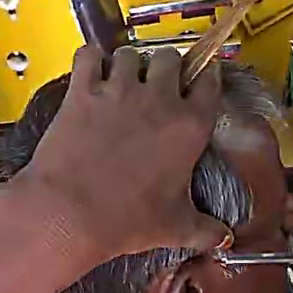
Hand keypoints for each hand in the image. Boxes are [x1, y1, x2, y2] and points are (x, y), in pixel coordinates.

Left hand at [4, 45, 228, 268]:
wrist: (71, 212)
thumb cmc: (126, 219)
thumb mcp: (174, 227)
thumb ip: (204, 229)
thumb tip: (221, 239)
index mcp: (189, 126)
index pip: (209, 84)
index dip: (206, 78)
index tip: (202, 78)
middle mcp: (158, 99)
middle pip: (170, 58)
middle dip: (165, 67)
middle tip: (156, 83)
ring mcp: (118, 90)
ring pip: (130, 54)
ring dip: (128, 63)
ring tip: (121, 78)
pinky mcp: (82, 91)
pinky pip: (89, 55)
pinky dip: (90, 58)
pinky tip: (90, 69)